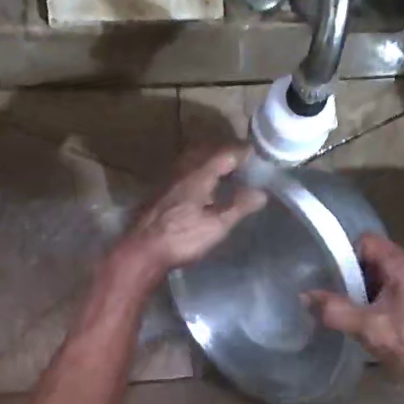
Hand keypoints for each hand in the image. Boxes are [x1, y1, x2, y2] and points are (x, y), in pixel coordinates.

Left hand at [111, 146, 267, 282]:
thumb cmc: (181, 238)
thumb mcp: (216, 226)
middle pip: (207, 153)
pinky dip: (197, 174)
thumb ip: (238, 207)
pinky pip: (183, 174)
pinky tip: (202, 191)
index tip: (259, 156)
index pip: (225, 154)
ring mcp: (168, 181)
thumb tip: (261, 193)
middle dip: (226, 155)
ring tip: (225, 175)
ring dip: (210, 163)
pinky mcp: (160, 193)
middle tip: (243, 164)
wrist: (142, 251)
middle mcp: (182, 172)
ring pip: (192, 162)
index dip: (243, 153)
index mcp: (199, 175)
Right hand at [304, 235, 403, 398]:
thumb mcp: (368, 330)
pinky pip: (398, 289)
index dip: (345, 253)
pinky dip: (381, 299)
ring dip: (367, 289)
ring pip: (387, 275)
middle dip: (354, 274)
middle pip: (377, 258)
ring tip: (350, 309)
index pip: (368, 241)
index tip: (328, 272)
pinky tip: (372, 321)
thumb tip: (305, 296)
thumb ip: (334, 310)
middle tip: (335, 294)